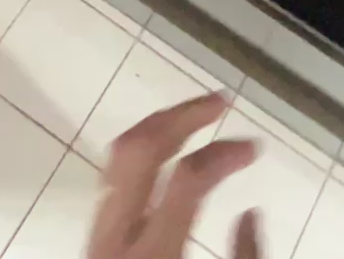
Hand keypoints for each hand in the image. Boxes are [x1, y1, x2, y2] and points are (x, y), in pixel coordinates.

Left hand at [89, 91, 261, 258]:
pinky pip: (110, 173)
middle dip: (183, 113)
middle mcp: (115, 234)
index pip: (186, 178)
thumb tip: (251, 214)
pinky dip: (139, 147)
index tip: (253, 145)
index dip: (223, 152)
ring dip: (158, 124)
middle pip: (141, 148)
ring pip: (118, 153)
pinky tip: (162, 145)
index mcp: (152, 251)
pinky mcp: (90, 235)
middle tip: (221, 99)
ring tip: (193, 111)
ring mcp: (95, 233)